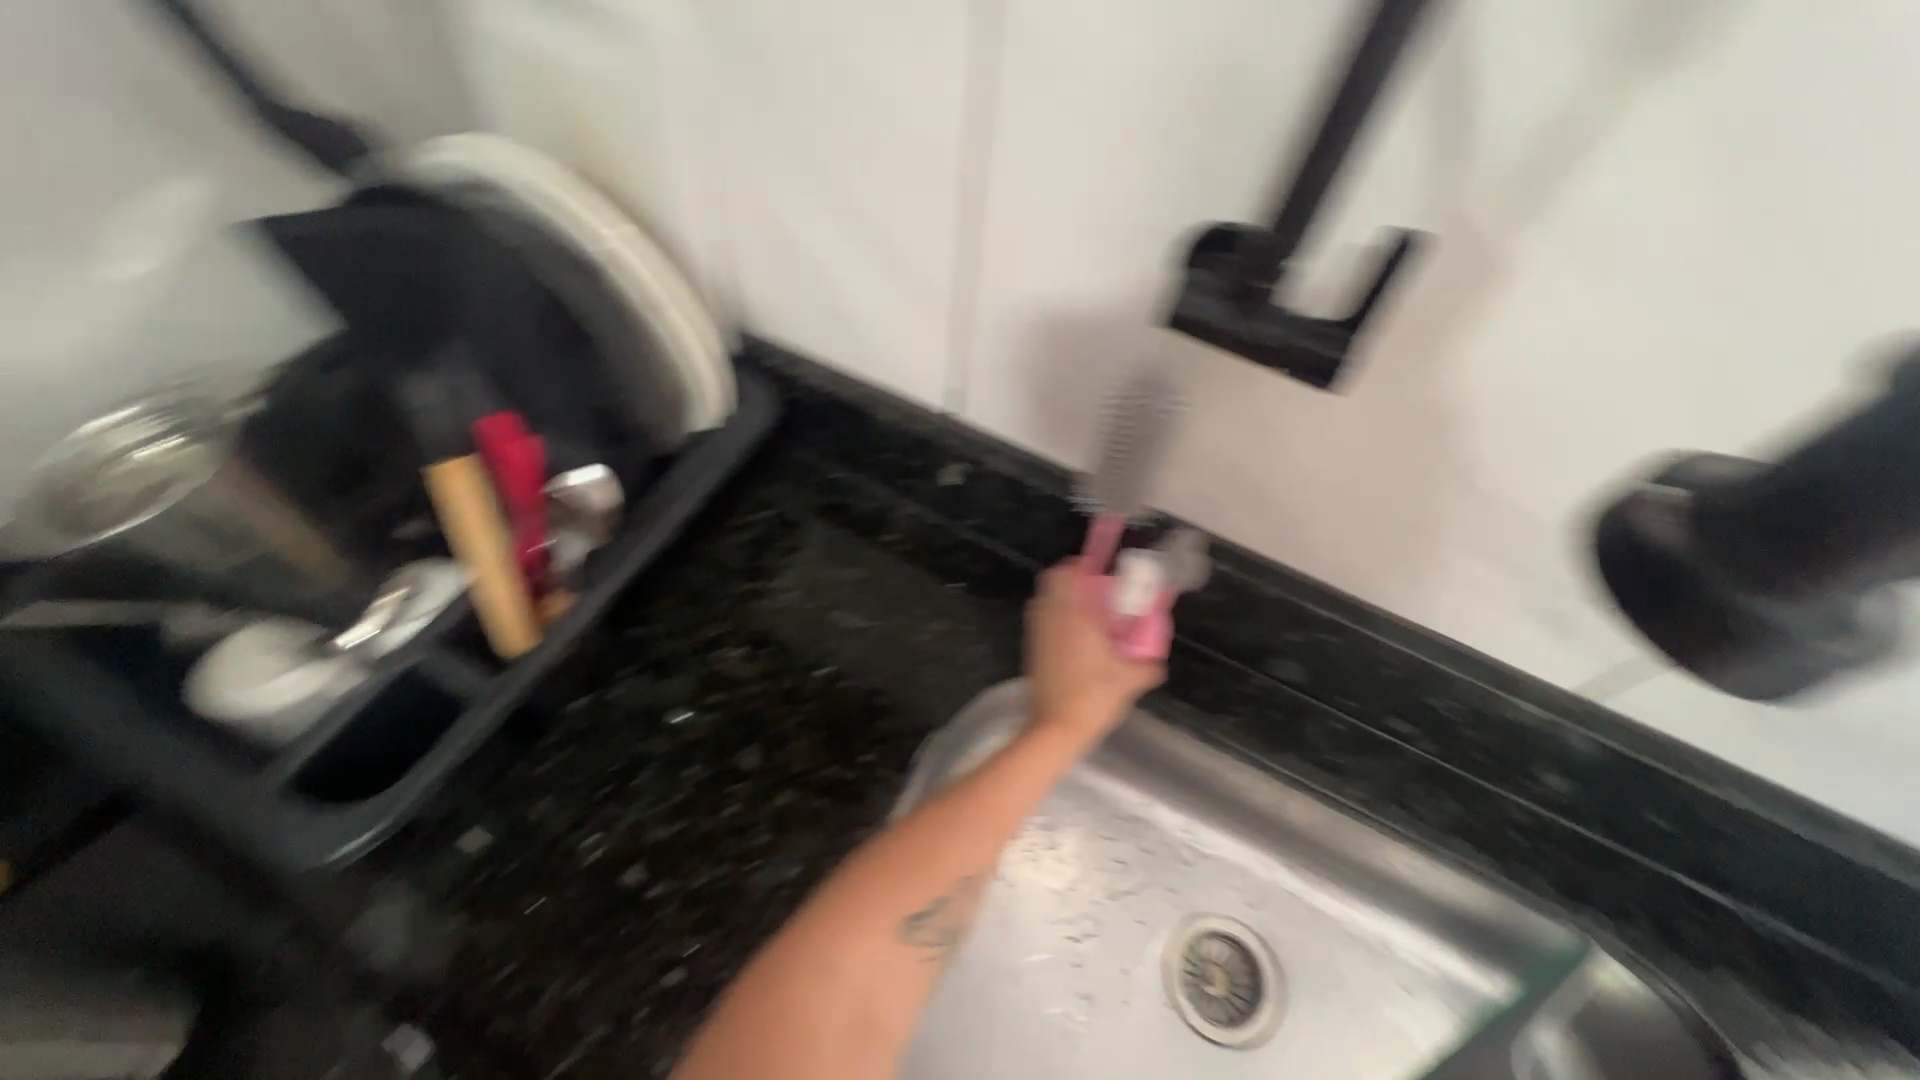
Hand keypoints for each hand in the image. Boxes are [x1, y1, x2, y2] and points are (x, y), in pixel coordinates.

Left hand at [1025, 559, 1165, 740]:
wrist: (1056, 727)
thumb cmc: (1093, 698)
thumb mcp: (1129, 682)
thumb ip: (1147, 667)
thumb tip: (1156, 663)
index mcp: (1076, 617)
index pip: (1067, 574)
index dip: (1079, 565)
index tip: (1096, 571)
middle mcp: (1052, 618)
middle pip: (1050, 581)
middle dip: (1068, 578)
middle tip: (1090, 590)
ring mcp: (1037, 634)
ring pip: (1042, 600)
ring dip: (1058, 598)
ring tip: (1081, 612)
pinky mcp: (1030, 650)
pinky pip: (1039, 621)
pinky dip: (1052, 618)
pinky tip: (1071, 637)